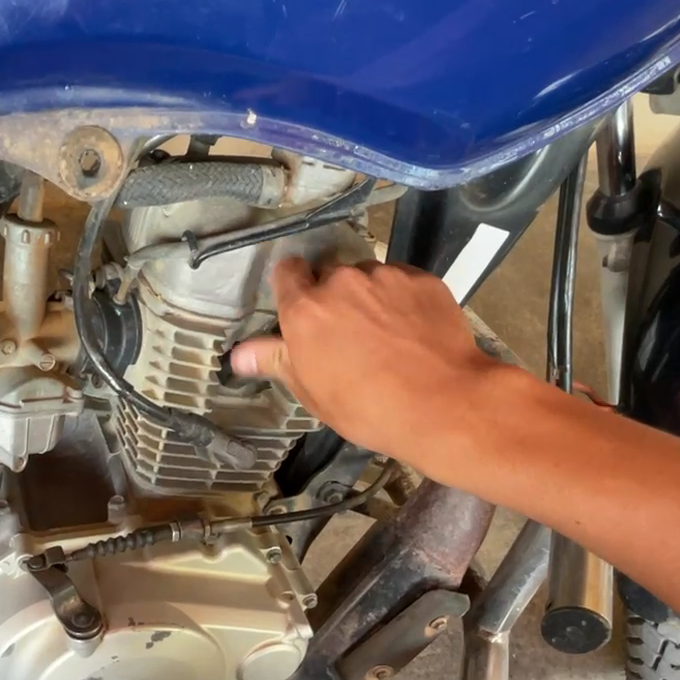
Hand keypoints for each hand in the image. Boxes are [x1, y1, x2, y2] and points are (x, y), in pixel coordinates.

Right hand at [229, 258, 545, 475]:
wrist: (441, 403)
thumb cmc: (365, 407)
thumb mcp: (311, 392)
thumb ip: (275, 361)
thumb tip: (238, 355)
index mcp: (305, 309)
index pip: (287, 272)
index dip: (294, 287)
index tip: (302, 308)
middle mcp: (342, 281)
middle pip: (330, 275)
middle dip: (334, 297)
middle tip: (347, 334)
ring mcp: (385, 276)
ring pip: (368, 277)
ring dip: (369, 297)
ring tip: (386, 335)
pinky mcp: (423, 279)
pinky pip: (402, 282)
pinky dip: (402, 300)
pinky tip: (412, 331)